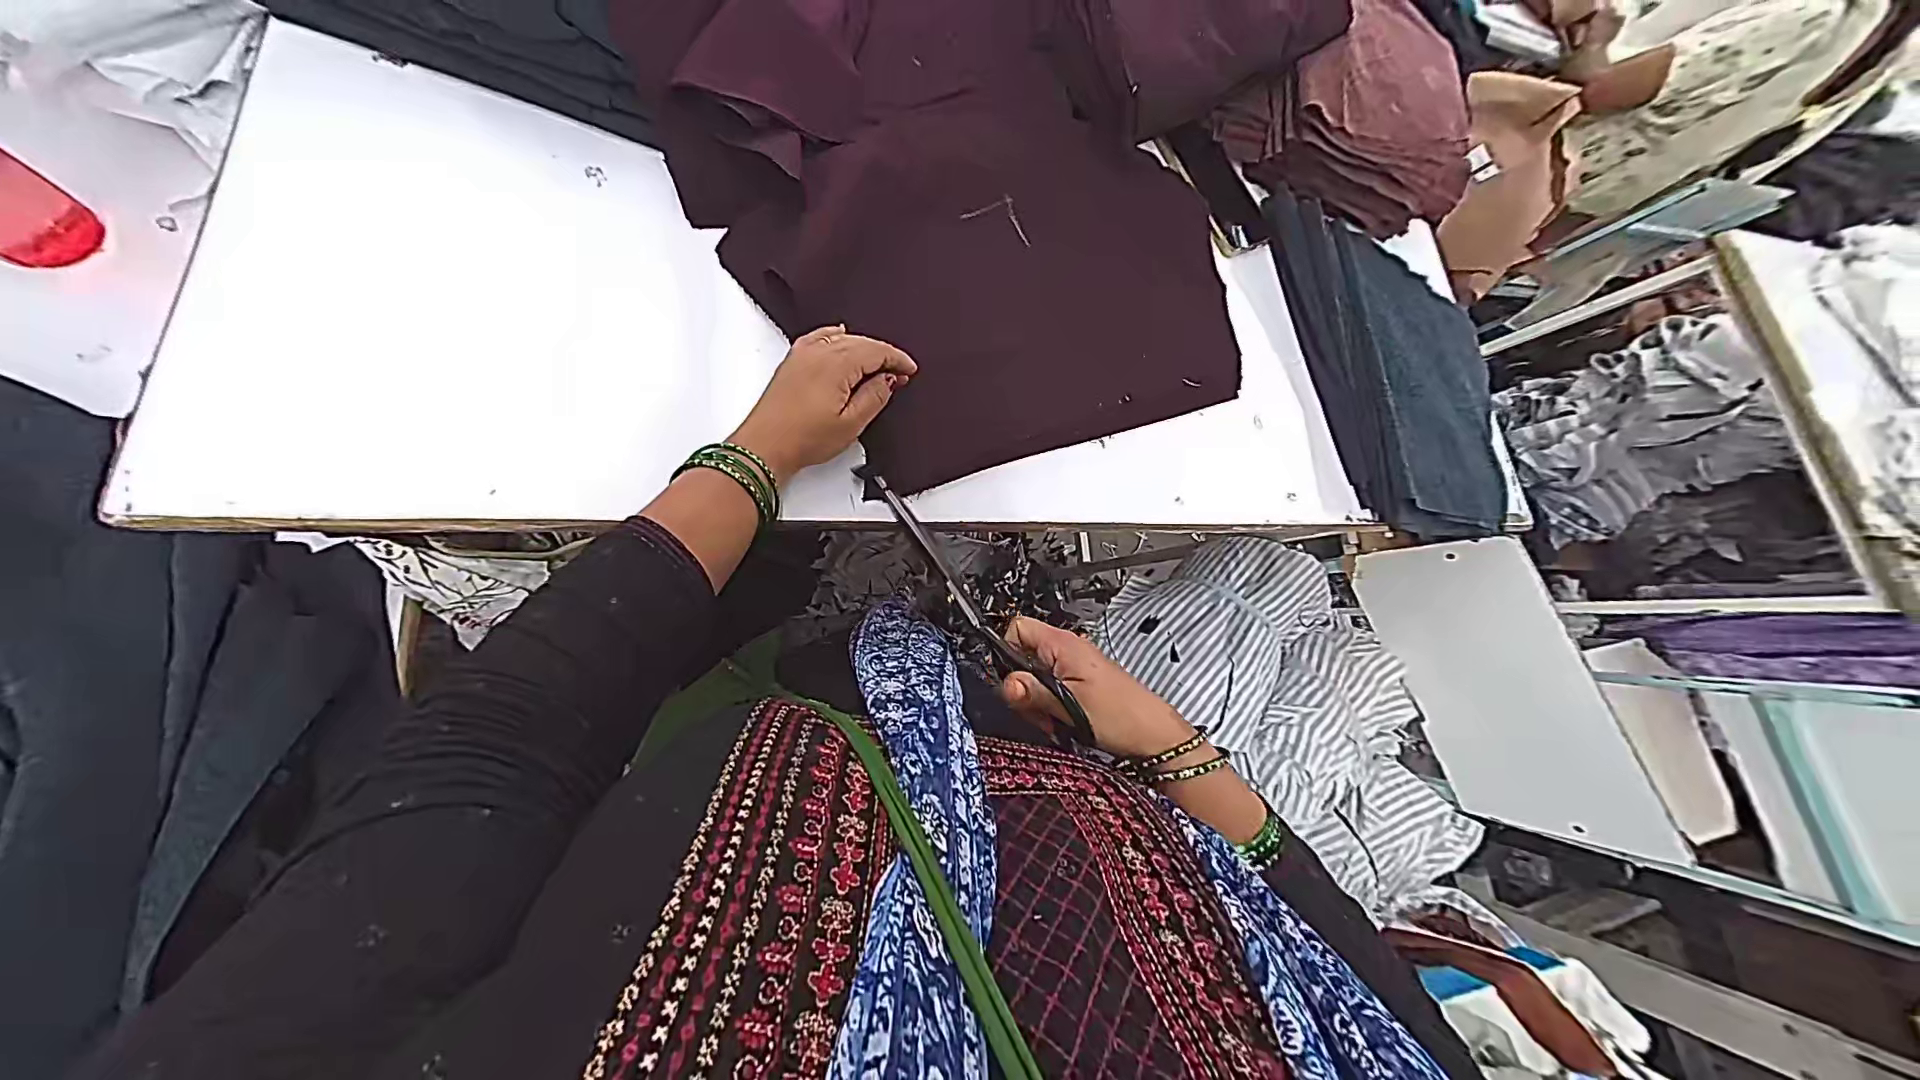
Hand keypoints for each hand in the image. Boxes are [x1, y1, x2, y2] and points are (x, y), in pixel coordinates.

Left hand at [729, 325, 917, 482]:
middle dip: (884, 355)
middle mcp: (818, 353)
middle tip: (899, 373)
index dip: (898, 359)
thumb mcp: (851, 424)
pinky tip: (841, 338)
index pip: (876, 351)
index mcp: (836, 364)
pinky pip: (821, 338)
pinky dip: (836, 337)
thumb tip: (889, 379)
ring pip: (843, 339)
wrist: (765, 447)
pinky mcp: (792, 361)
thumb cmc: (801, 438)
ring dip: (864, 349)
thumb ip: (875, 396)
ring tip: (876, 367)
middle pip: (861, 342)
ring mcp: (802, 354)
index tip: (910, 369)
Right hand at [999, 616, 1195, 758]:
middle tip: (1037, 709)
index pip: (1017, 628)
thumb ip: (1032, 693)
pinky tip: (1063, 722)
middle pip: (1022, 656)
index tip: (1013, 682)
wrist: (1155, 736)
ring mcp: (1074, 666)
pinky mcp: (1080, 682)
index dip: (1006, 653)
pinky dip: (1051, 706)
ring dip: (1037, 701)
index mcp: (1063, 644)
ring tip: (1054, 719)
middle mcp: (1068, 649)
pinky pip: (1052, 688)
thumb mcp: (1068, 707)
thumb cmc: (1123, 717)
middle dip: (1023, 686)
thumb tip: (1005, 683)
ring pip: (1036, 676)